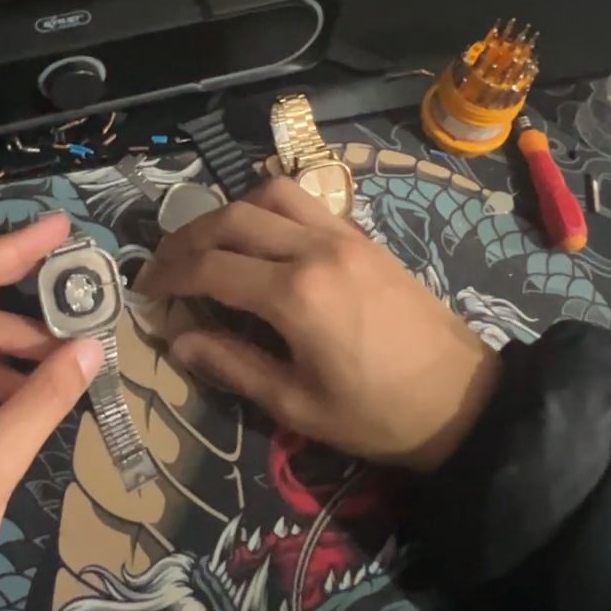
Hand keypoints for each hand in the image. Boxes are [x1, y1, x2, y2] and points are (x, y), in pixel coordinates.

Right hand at [137, 178, 499, 471]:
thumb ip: (232, 365)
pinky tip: (261, 238)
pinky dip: (269, 208)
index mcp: (294, 296)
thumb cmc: (377, 416)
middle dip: (186, 238)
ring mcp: (342, 235)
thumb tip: (177, 340)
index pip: (210, 268)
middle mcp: (314, 250)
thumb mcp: (297, 405)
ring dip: (229, 212)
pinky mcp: (362, 236)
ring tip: (210, 244)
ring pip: (269, 194)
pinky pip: (305, 201)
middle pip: (231, 219)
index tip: (146, 290)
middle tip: (163, 265)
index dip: (169, 276)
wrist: (465, 400)